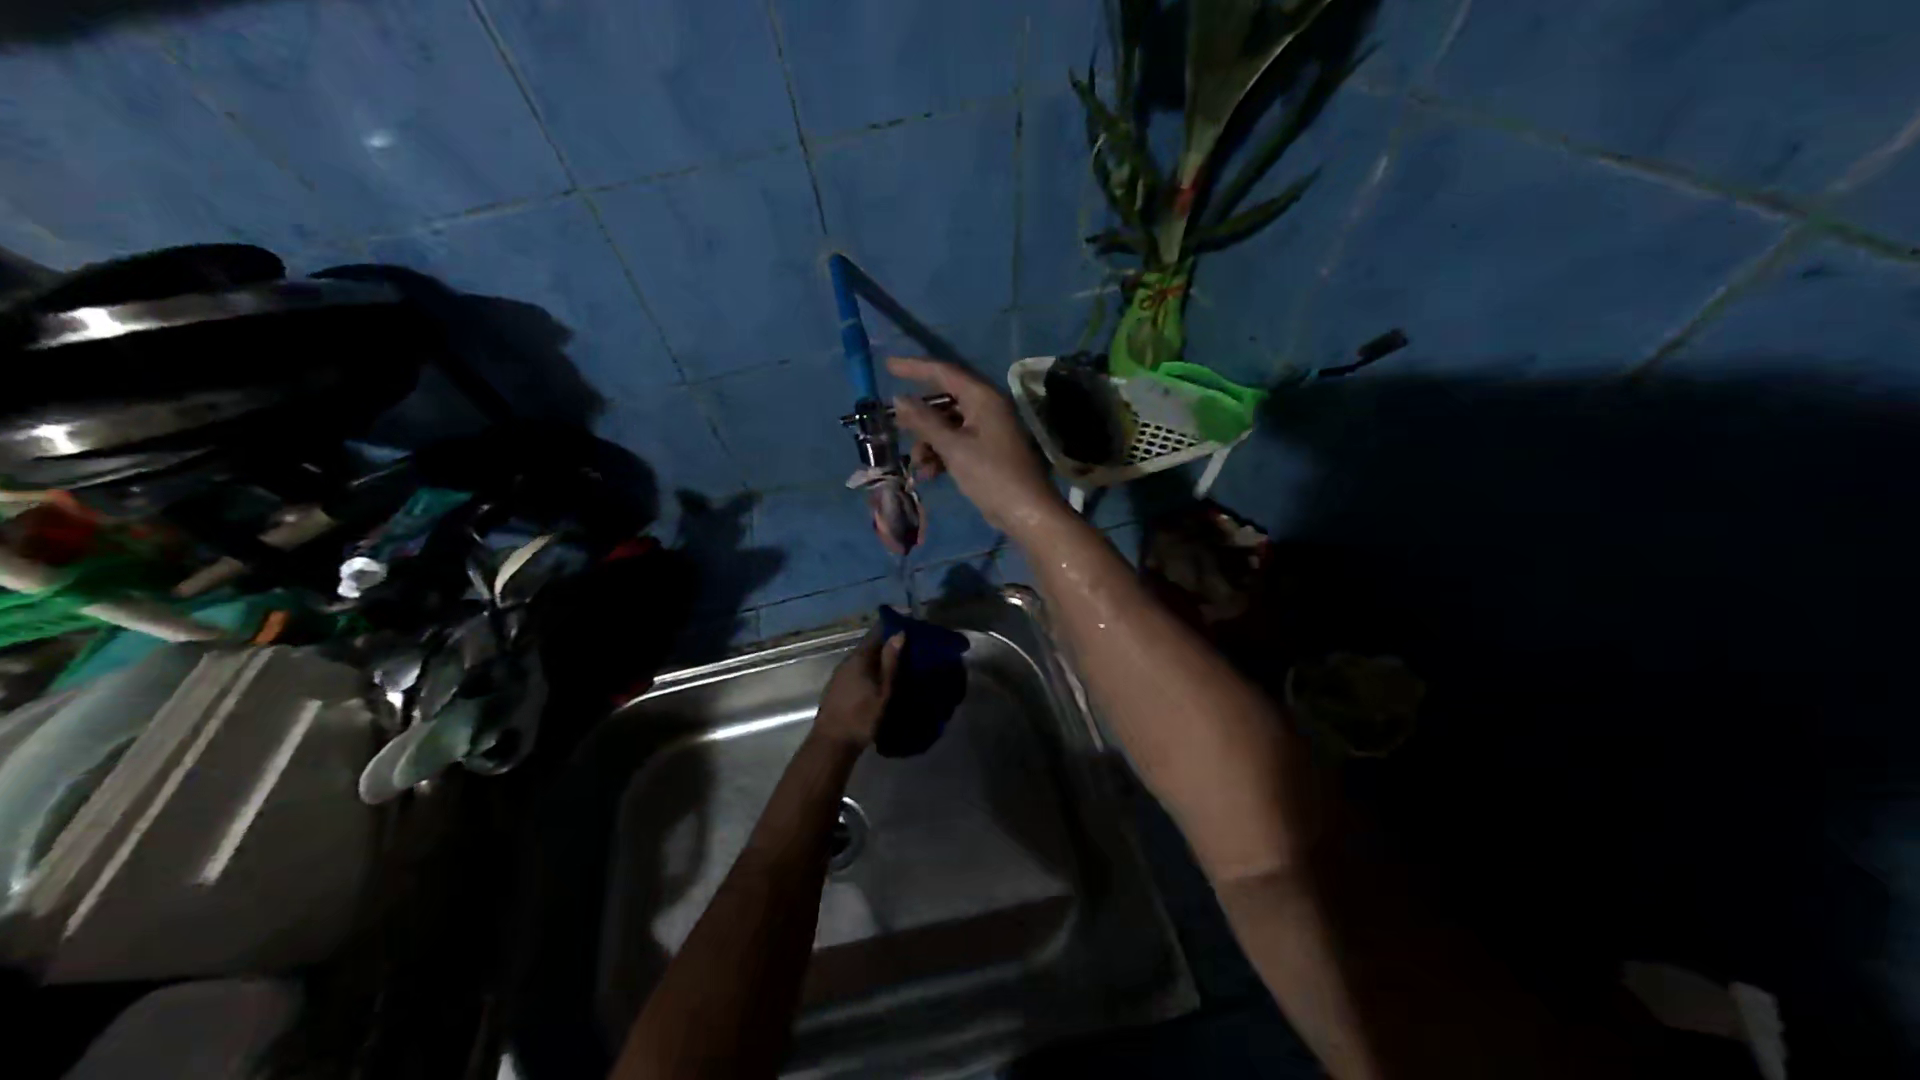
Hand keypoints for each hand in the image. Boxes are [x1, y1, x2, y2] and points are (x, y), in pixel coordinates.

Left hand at [813, 629, 903, 749]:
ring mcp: (840, 674)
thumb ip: (891, 662)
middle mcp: (847, 661)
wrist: (832, 743)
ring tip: (899, 666)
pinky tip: (880, 681)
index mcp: (859, 658)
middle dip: (888, 646)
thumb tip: (899, 633)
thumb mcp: (883, 690)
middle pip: (869, 647)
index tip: (910, 629)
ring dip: (879, 660)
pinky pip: (857, 671)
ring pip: (863, 660)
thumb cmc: (862, 716)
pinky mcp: (837, 688)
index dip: (892, 629)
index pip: (876, 633)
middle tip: (910, 649)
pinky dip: (870, 671)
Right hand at [887, 356, 1064, 535]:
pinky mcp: (987, 450)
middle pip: (945, 400)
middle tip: (895, 426)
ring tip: (918, 464)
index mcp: (983, 397)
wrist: (1026, 511)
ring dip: (928, 442)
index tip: (888, 366)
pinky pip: (957, 443)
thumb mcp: (953, 447)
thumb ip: (924, 421)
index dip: (914, 368)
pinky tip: (929, 474)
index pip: (944, 372)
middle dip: (919, 417)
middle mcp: (986, 407)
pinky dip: (941, 454)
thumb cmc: (990, 474)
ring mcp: (988, 429)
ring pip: (948, 425)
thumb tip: (900, 399)